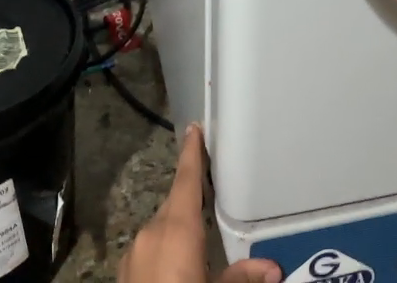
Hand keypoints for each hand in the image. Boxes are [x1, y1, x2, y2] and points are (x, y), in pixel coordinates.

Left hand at [119, 125, 281, 282]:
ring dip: (178, 229)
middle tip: (212, 191)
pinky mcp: (124, 274)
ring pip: (161, 229)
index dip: (192, 153)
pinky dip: (165, 250)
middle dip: (192, 198)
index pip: (187, 180)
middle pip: (175, 204)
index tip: (194, 128)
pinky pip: (150, 250)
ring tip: (201, 239)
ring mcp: (133, 254)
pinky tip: (178, 269)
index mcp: (176, 229)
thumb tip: (273, 268)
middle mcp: (151, 232)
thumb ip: (241, 279)